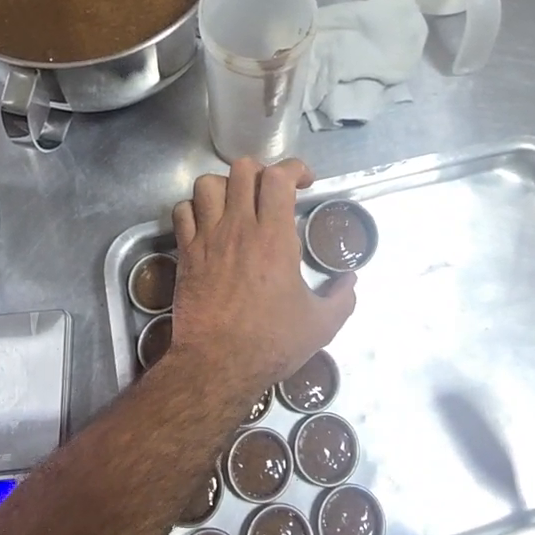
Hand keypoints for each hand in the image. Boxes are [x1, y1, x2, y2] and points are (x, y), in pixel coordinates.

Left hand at [168, 159, 357, 393]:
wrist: (217, 365)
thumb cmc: (271, 343)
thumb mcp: (321, 325)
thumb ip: (342, 298)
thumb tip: (352, 281)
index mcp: (274, 237)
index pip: (279, 177)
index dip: (294, 168)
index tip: (304, 181)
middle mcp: (239, 227)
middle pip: (242, 170)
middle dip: (260, 172)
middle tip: (270, 192)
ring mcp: (208, 238)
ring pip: (207, 184)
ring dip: (224, 186)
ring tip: (236, 203)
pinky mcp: (186, 253)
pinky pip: (183, 211)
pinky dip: (194, 209)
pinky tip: (207, 224)